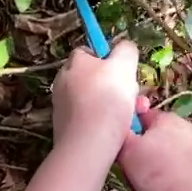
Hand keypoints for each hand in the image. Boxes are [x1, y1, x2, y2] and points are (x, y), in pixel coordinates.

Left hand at [52, 41, 138, 162]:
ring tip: (127, 116)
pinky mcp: (64, 126)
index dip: (108, 60)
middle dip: (112, 85)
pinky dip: (100, 122)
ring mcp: (61, 105)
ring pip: (91, 99)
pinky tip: (114, 130)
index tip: (122, 73)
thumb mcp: (125, 65)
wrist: (89, 142)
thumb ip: (126, 51)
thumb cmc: (108, 98)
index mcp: (75, 62)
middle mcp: (63, 80)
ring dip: (110, 105)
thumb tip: (124, 47)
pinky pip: (87, 118)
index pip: (89, 52)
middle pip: (91, 77)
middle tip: (130, 97)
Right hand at [118, 102, 191, 190]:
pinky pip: (173, 185)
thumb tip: (121, 130)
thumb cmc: (161, 174)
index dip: (125, 135)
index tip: (118, 153)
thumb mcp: (128, 151)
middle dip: (135, 173)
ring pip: (158, 172)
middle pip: (148, 149)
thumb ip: (120, 136)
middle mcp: (184, 133)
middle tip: (132, 187)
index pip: (140, 118)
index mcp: (167, 119)